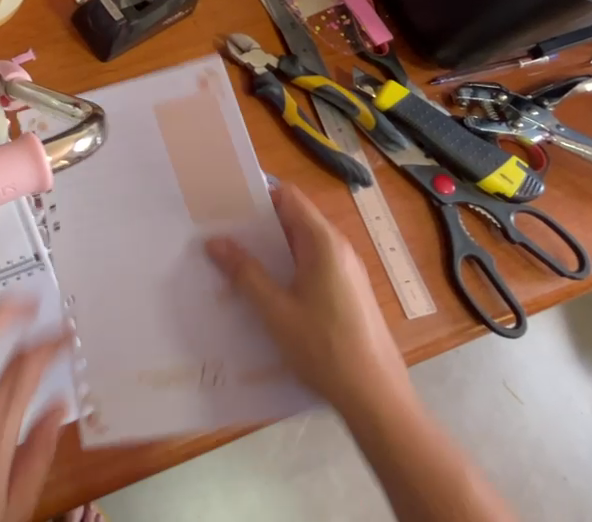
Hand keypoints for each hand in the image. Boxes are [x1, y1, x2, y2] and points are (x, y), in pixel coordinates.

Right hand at [204, 182, 407, 411]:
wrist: (377, 398)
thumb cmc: (325, 349)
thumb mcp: (276, 311)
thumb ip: (245, 272)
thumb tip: (215, 241)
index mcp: (323, 243)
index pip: (288, 196)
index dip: (256, 193)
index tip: (224, 200)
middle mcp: (338, 249)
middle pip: (293, 218)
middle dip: (257, 222)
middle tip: (220, 229)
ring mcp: (345, 271)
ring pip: (301, 244)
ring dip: (270, 247)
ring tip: (233, 256)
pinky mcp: (347, 292)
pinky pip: (310, 264)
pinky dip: (285, 266)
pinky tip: (263, 286)